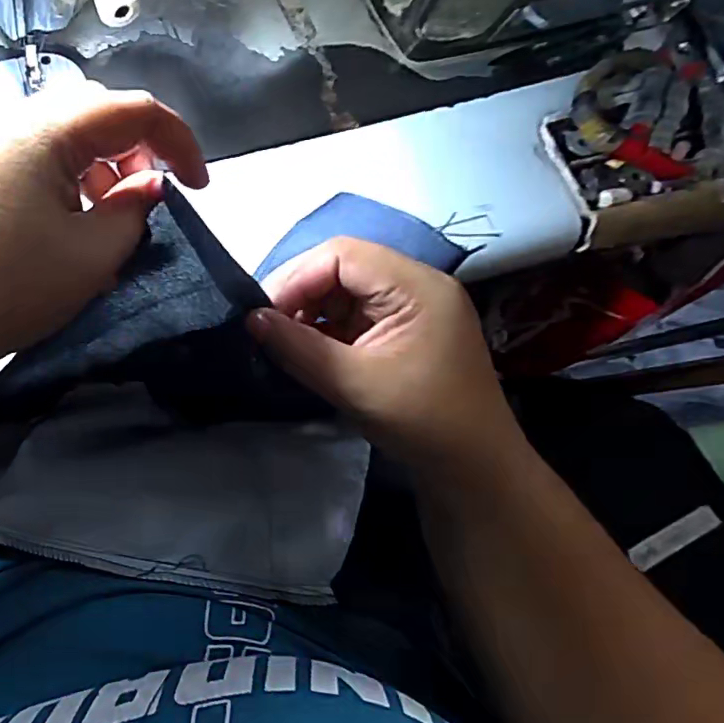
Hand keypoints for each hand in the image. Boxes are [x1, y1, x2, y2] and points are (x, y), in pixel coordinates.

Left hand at [0, 88, 207, 385]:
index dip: (179, 142)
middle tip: (152, 196)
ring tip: (112, 216)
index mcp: (46, 132)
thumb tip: (150, 183)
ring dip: (103, 166)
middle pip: (96, 113)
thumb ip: (136, 209)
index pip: (133, 109)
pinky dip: (70, 180)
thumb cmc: (13, 288)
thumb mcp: (92, 255)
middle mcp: (13, 123)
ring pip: (65, 136)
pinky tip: (72, 222)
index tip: (198, 187)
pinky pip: (37, 159)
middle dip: (139, 148)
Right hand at [247, 237, 520, 467]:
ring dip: (308, 314)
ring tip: (281, 344)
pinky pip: (352, 317)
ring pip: (342, 293)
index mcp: (416, 286)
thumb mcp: (354, 383)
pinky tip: (303, 351)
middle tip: (265, 329)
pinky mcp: (399, 332)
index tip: (263, 314)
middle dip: (299, 295)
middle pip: (341, 268)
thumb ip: (299, 348)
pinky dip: (323, 331)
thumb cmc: (422, 422)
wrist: (472, 467)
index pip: (342, 255)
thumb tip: (251, 319)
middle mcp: (414, 286)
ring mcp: (407, 309)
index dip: (296, 278)